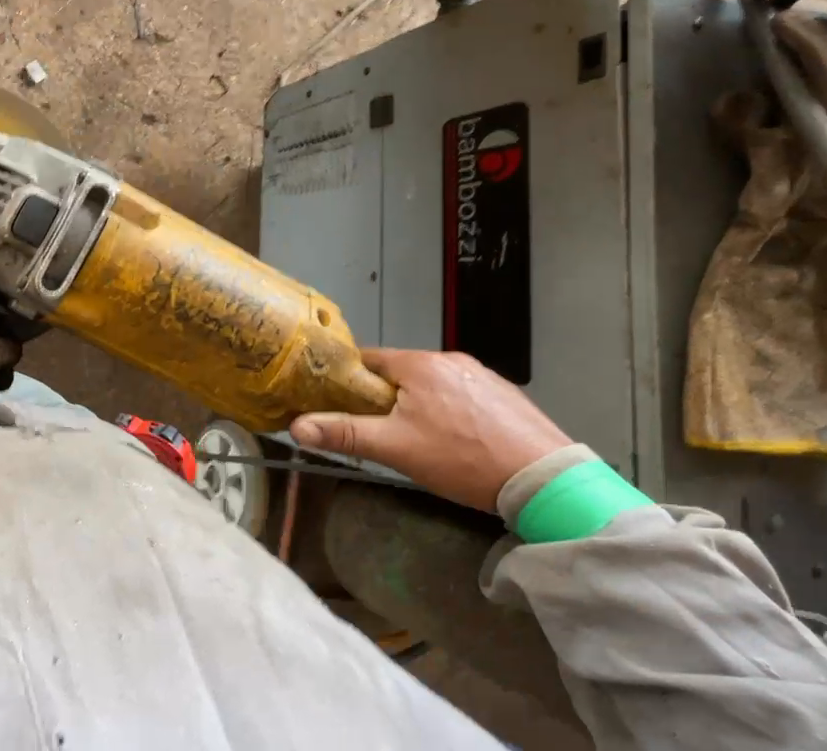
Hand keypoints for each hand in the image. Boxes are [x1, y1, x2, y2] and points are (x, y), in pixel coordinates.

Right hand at [289, 348, 571, 513]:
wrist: (549, 483)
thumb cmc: (462, 458)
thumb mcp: (394, 449)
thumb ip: (343, 433)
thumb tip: (295, 428)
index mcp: (419, 364)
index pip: (368, 360)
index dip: (349, 381)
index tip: (342, 405)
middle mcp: (451, 359)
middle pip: (400, 372)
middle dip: (385, 396)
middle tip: (380, 429)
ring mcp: (484, 376)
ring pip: (432, 384)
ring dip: (419, 404)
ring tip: (420, 438)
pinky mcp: (509, 396)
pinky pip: (463, 396)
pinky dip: (452, 411)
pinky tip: (458, 440)